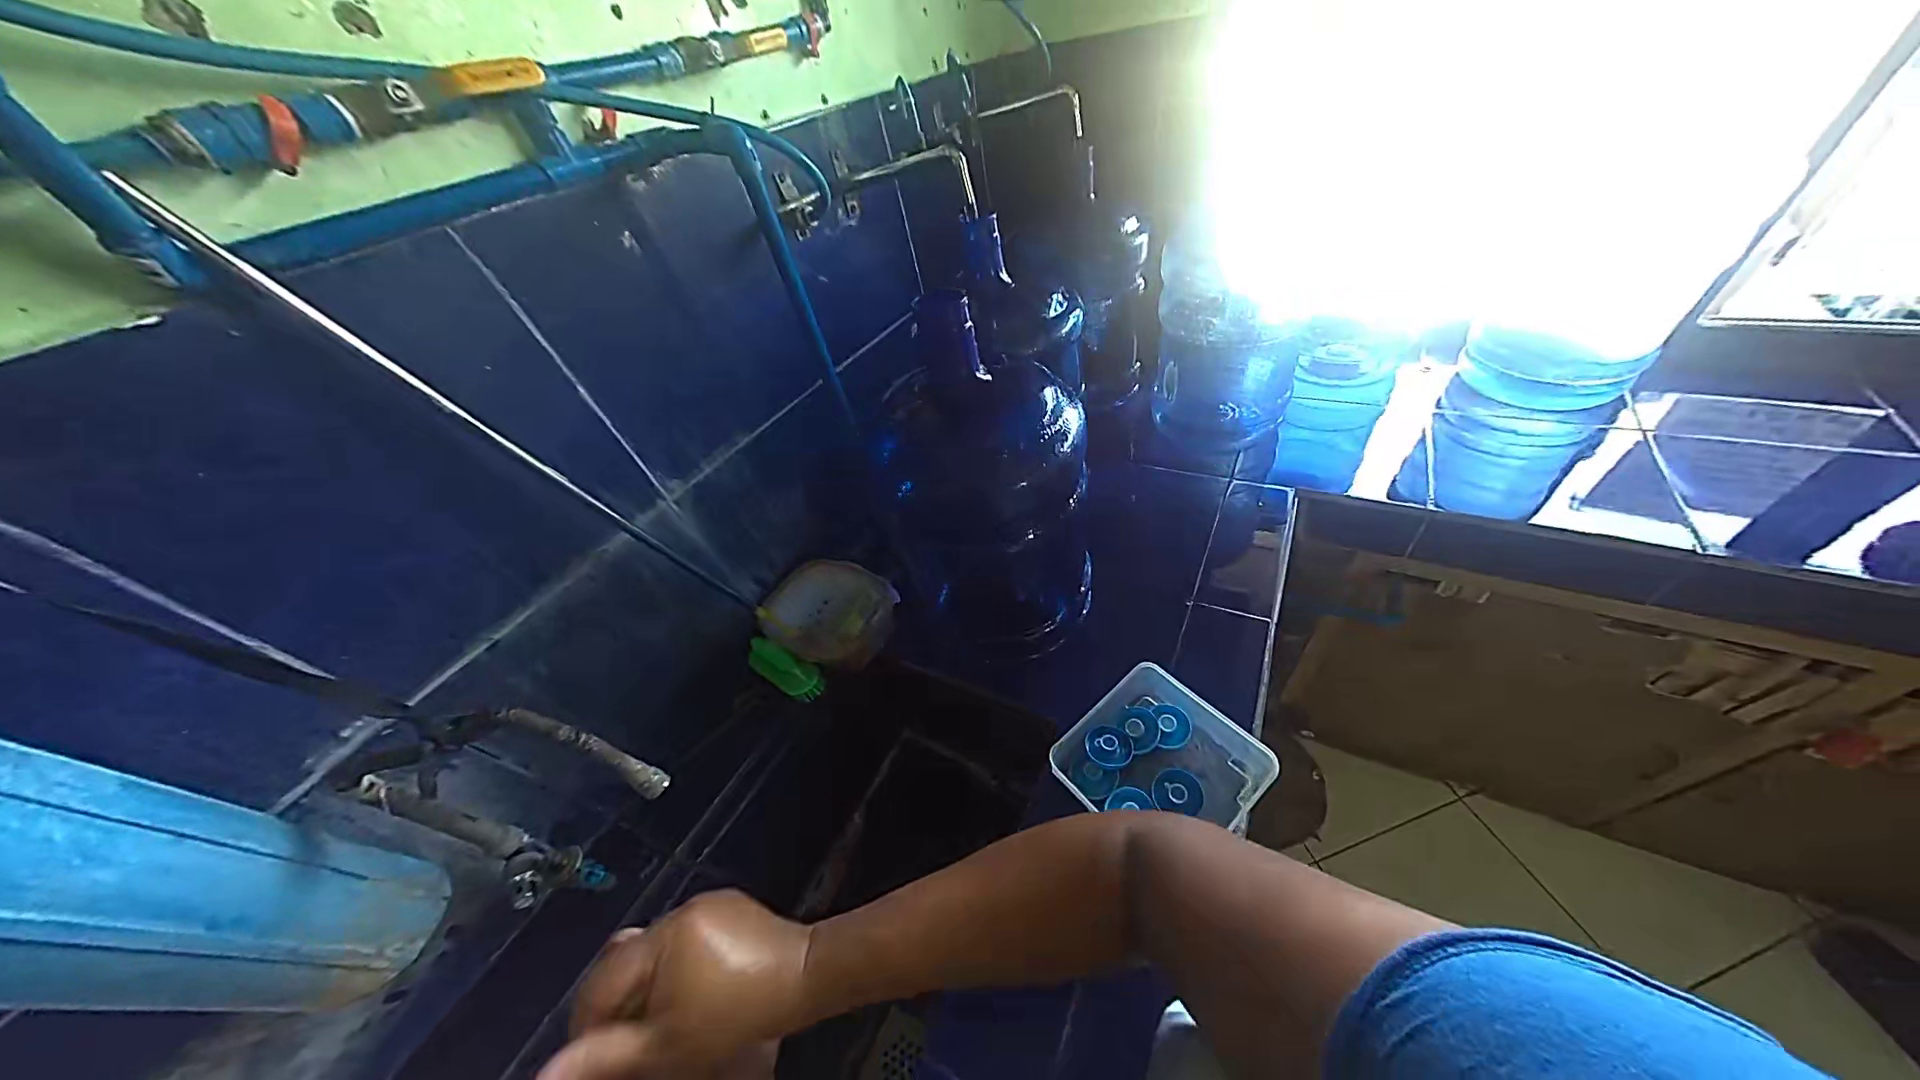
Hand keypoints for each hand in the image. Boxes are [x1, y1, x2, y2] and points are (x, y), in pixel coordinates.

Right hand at [538, 890, 813, 1079]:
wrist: (804, 976)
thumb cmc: (736, 1014)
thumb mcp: (668, 1044)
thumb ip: (607, 1056)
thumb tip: (545, 1074)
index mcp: (663, 934)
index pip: (601, 982)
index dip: (588, 1028)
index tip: (597, 1062)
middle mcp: (682, 910)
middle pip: (626, 964)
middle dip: (621, 1009)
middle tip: (632, 1047)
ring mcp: (708, 905)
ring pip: (654, 953)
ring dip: (648, 990)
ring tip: (664, 1025)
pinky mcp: (729, 908)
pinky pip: (686, 939)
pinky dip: (677, 969)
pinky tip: (694, 996)